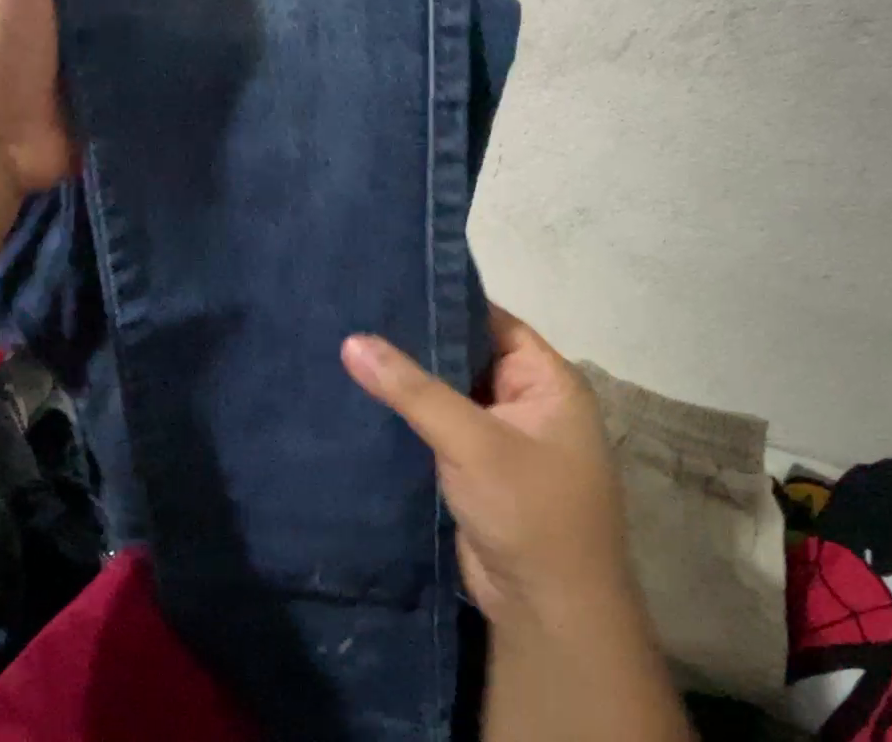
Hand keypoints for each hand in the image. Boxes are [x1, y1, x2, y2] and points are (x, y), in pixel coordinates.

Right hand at [341, 308, 633, 627]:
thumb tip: (351, 340)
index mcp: (547, 383)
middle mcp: (526, 403)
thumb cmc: (529, 511)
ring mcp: (499, 437)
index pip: (491, 322)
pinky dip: (405, 415)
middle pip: (464, 356)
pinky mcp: (474, 467)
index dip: (442, 301)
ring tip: (343, 348)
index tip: (384, 284)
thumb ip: (411, 389)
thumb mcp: (471, 441)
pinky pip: (436, 427)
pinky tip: (359, 398)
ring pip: (445, 394)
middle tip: (351, 314)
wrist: (548, 608)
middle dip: (413, 341)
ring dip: (405, 381)